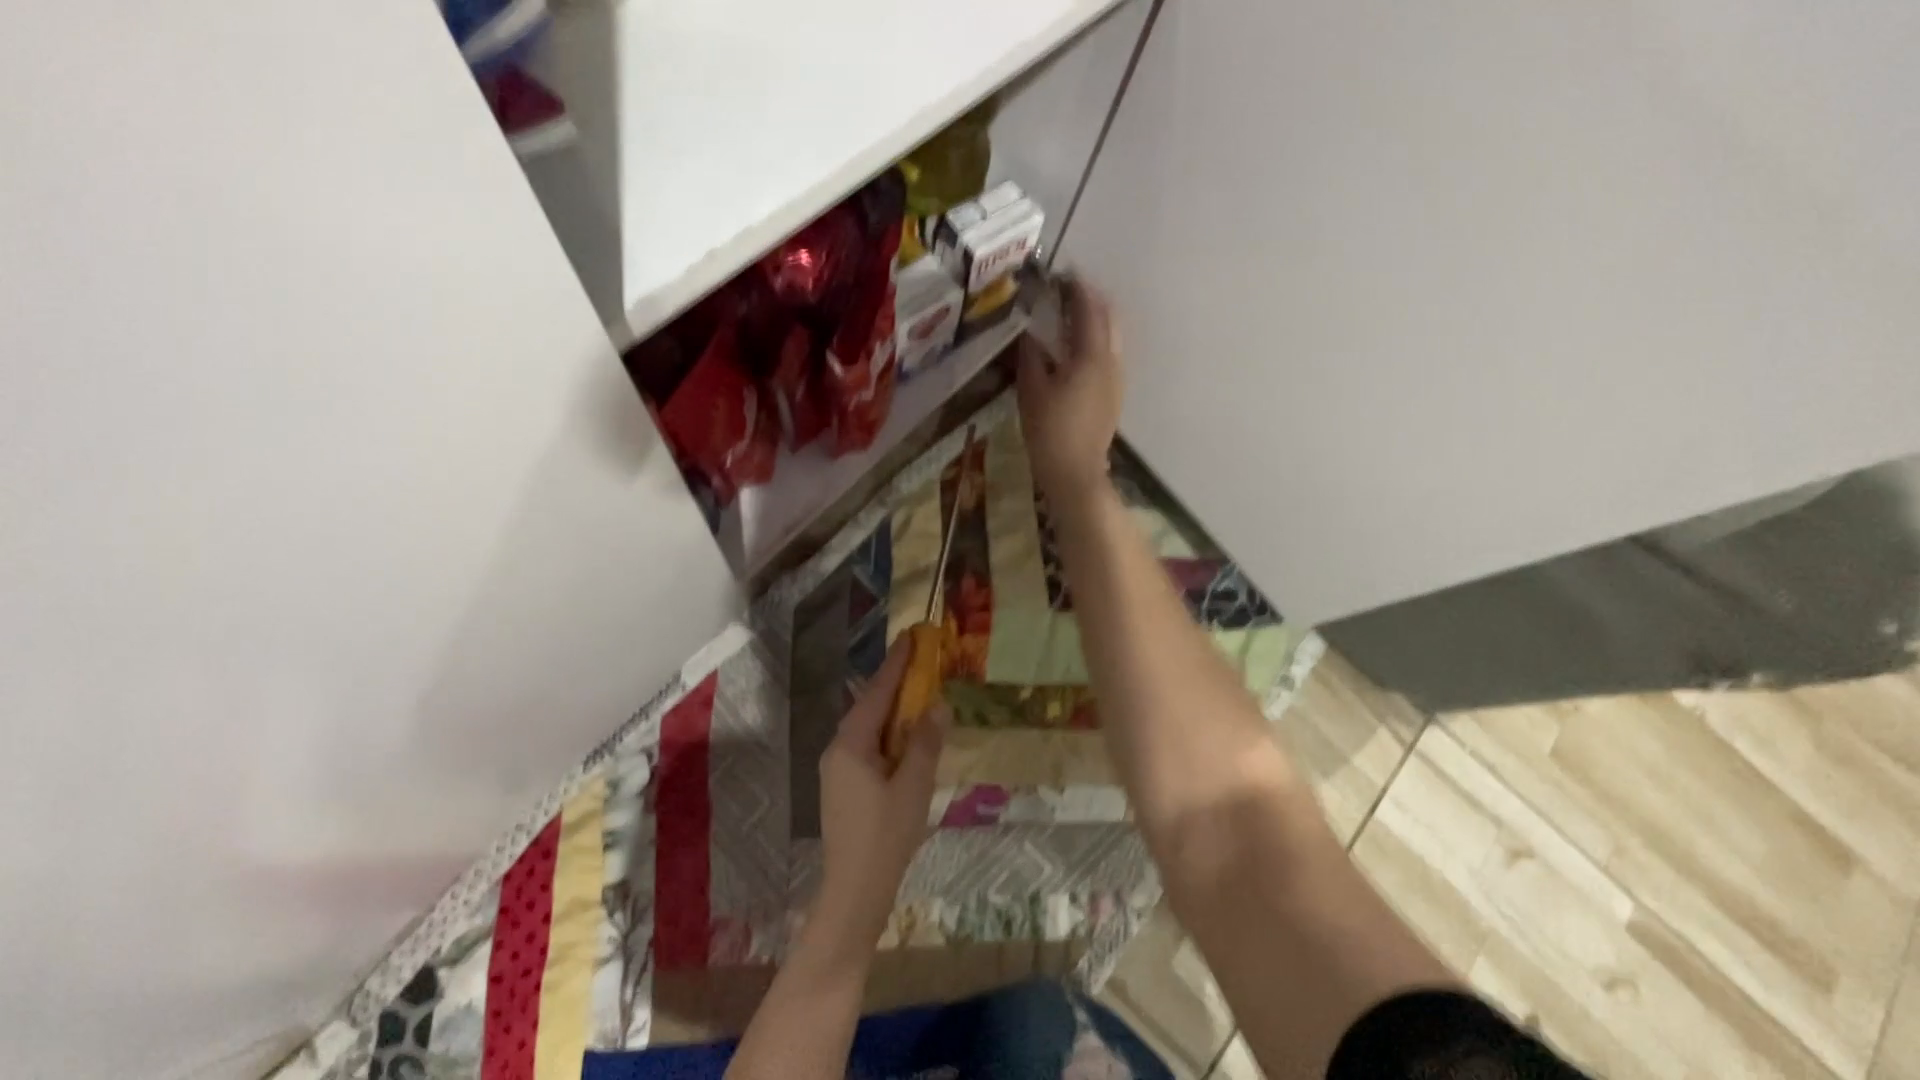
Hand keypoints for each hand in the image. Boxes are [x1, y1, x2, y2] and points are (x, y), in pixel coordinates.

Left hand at [814, 636, 947, 945]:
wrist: (855, 890)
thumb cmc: (885, 835)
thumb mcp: (914, 786)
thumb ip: (925, 742)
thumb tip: (937, 704)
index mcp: (851, 744)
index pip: (878, 693)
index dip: (897, 664)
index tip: (912, 637)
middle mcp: (838, 750)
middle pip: (869, 708)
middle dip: (895, 685)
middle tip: (922, 663)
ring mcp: (837, 771)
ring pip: (868, 730)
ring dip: (893, 712)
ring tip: (920, 696)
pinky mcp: (844, 789)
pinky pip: (868, 749)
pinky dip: (889, 737)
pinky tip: (907, 741)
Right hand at [1017, 279, 1123, 497]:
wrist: (1076, 473)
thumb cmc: (1050, 431)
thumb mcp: (1032, 389)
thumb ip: (1031, 355)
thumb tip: (1028, 332)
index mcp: (1092, 356)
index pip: (1089, 309)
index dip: (1077, 287)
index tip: (1062, 272)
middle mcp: (1111, 361)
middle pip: (1109, 317)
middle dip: (1092, 298)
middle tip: (1068, 289)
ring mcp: (1117, 378)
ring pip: (1113, 335)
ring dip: (1096, 318)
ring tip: (1071, 313)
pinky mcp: (1114, 393)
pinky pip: (1110, 353)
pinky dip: (1097, 339)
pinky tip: (1076, 346)